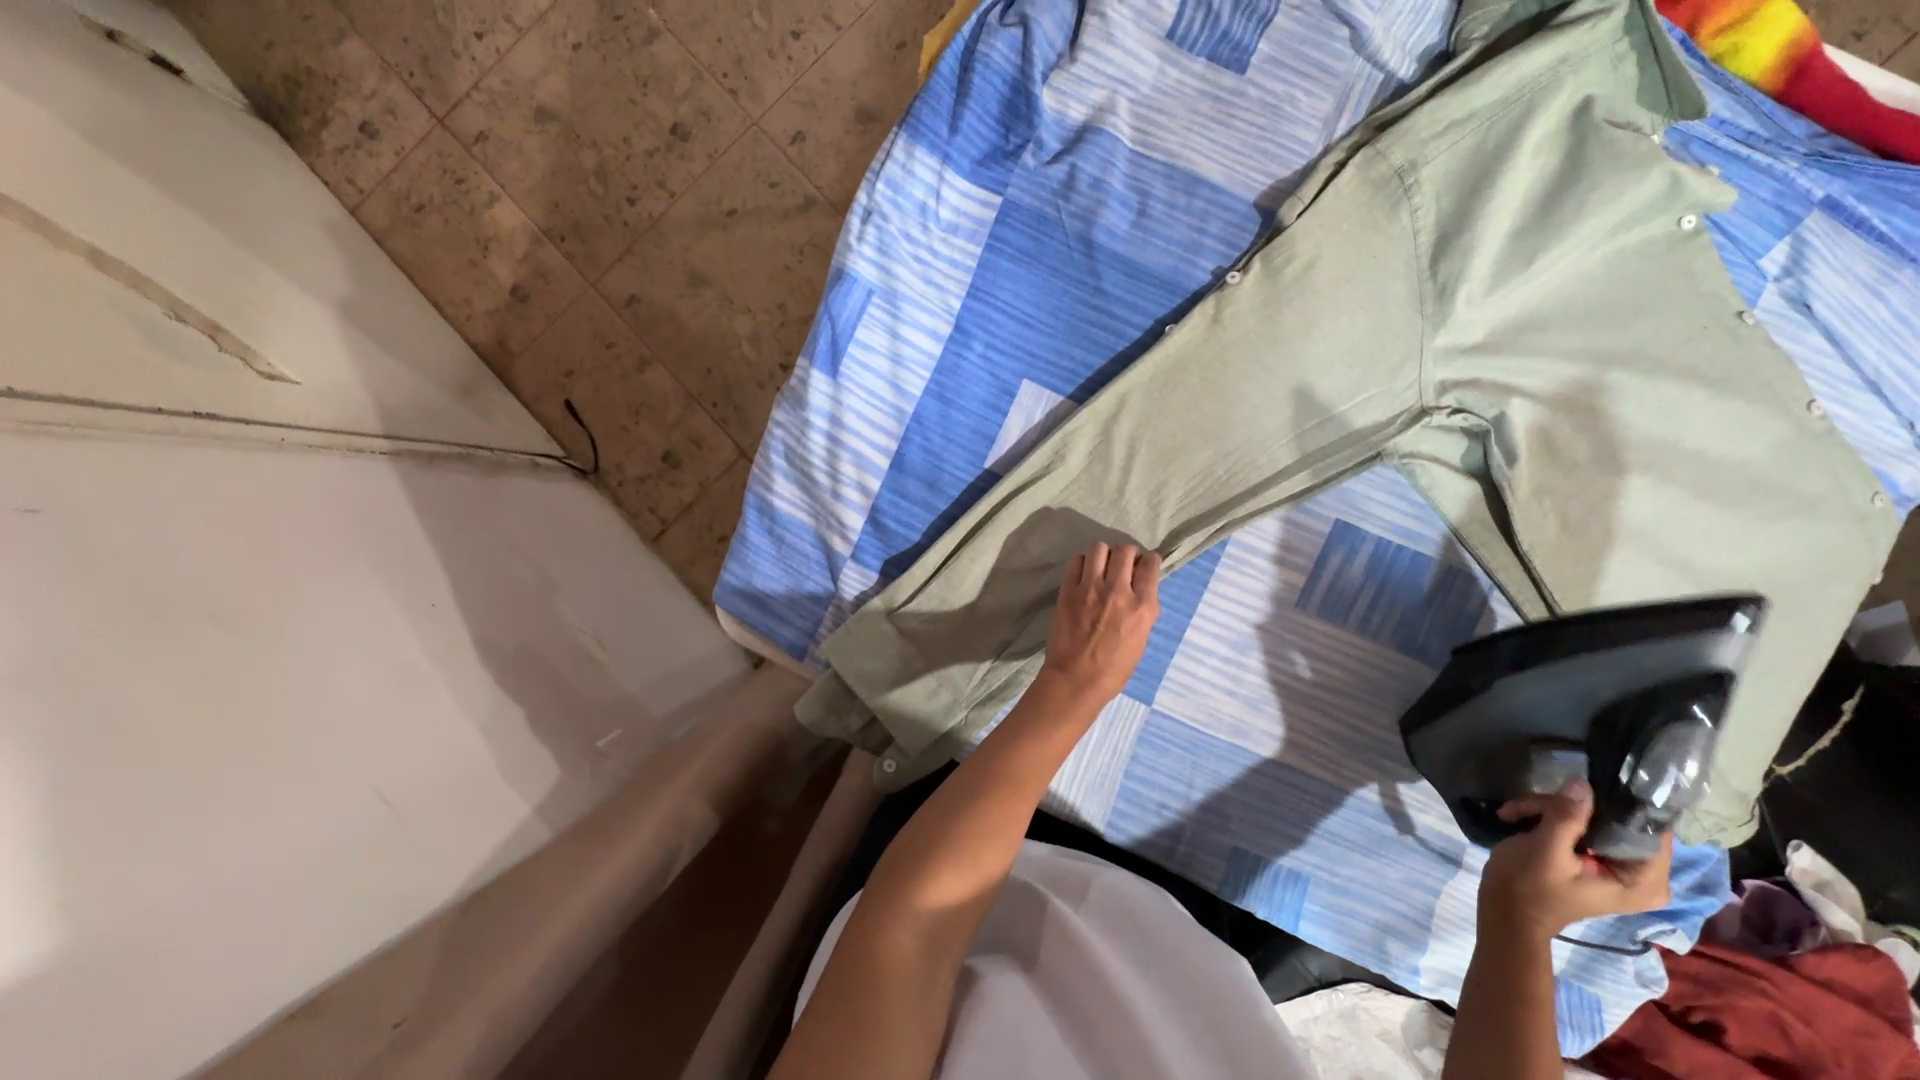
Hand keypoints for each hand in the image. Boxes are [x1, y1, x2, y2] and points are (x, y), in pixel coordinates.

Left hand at [1038, 542, 1162, 703]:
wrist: (1076, 680)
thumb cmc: (1114, 669)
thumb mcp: (1142, 639)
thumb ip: (1143, 610)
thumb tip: (1141, 590)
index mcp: (1143, 607)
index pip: (1151, 565)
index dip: (1150, 561)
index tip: (1146, 563)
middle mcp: (1118, 591)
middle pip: (1125, 551)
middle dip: (1128, 554)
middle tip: (1124, 564)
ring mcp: (1090, 588)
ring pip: (1100, 548)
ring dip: (1105, 554)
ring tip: (1103, 566)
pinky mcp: (1068, 591)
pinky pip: (1076, 561)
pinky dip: (1083, 562)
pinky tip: (1084, 573)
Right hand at [1478, 779, 1672, 944]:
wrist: (1506, 914)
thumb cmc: (1528, 888)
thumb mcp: (1544, 850)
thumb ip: (1566, 817)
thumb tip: (1582, 783)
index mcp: (1643, 881)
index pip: (1650, 829)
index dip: (1618, 805)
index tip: (1580, 790)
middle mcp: (1642, 873)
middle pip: (1618, 820)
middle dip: (1570, 808)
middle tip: (1529, 807)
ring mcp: (1619, 865)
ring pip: (1593, 818)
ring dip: (1550, 811)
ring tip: (1513, 813)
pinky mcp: (1598, 859)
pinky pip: (1582, 827)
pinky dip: (1549, 819)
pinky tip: (1517, 818)